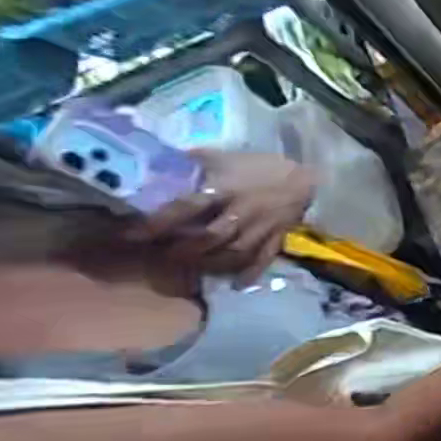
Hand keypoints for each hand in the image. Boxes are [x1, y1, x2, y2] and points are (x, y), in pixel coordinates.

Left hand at [131, 150, 315, 284]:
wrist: (310, 176)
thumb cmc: (262, 165)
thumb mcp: (226, 156)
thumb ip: (193, 163)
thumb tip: (151, 164)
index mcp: (227, 189)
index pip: (187, 207)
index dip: (159, 222)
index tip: (130, 236)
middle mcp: (244, 211)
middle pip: (212, 236)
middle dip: (185, 248)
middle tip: (162, 256)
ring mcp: (264, 226)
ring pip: (236, 250)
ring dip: (212, 261)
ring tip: (192, 267)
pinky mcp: (279, 235)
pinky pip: (266, 256)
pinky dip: (252, 271)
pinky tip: (237, 284)